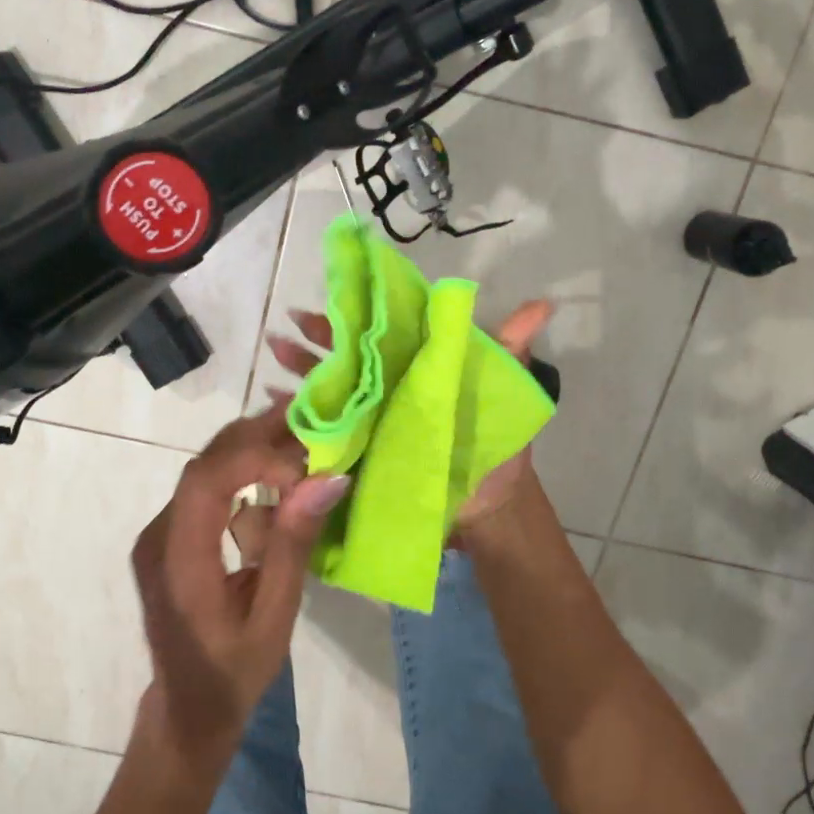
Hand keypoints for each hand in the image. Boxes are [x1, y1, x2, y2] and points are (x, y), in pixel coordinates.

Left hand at [130, 405, 348, 776]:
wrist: (186, 708)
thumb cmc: (234, 672)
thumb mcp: (274, 617)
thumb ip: (292, 545)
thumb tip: (327, 478)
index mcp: (179, 561)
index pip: (206, 481)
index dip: (256, 457)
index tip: (305, 466)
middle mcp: (158, 536)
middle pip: (203, 464)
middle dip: (258, 438)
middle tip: (313, 424)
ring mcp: (158, 534)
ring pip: (204, 470)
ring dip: (253, 451)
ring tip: (304, 446)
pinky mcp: (168, 536)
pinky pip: (205, 490)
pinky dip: (243, 475)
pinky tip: (278, 480)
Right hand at [266, 298, 554, 526]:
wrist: (491, 508)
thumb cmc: (495, 445)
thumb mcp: (507, 392)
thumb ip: (511, 349)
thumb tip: (542, 304)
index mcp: (414, 371)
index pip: (376, 336)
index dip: (348, 320)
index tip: (319, 306)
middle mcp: (386, 392)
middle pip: (343, 361)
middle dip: (312, 345)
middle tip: (283, 334)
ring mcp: (370, 425)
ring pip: (327, 393)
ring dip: (298, 376)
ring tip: (272, 367)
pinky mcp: (360, 458)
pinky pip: (323, 438)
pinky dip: (298, 422)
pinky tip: (273, 412)